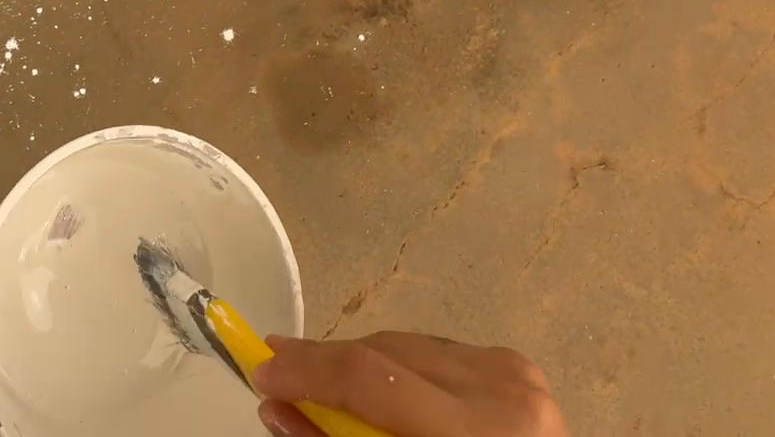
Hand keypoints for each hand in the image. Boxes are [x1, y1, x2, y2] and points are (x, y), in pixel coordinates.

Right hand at [251, 332, 567, 436]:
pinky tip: (392, 396)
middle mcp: (500, 391)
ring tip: (333, 388)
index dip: (308, 369)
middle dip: (325, 364)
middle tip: (279, 372)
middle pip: (382, 354)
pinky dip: (402, 370)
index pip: (370, 378)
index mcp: (475, 435)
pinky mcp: (514, 363)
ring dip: (363, 367)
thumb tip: (275, 405)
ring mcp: (511, 371)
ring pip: (403, 346)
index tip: (261, 367)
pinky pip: (432, 351)